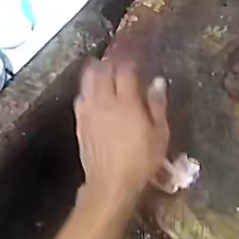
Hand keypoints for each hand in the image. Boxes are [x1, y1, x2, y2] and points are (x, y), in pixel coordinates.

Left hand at [73, 56, 169, 209]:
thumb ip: (157, 105)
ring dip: (94, 71)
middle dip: (108, 61)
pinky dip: (86, 89)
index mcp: (126, 102)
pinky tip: (91, 92)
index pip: (125, 71)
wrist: (110, 183)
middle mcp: (104, 102)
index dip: (128, 59)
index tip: (133, 54)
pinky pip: (80, 97)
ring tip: (101, 68)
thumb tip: (157, 82)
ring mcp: (89, 111)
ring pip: (87, 81)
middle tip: (116, 58)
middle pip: (102, 71)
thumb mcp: (159, 134)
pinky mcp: (80, 122)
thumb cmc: (140, 161)